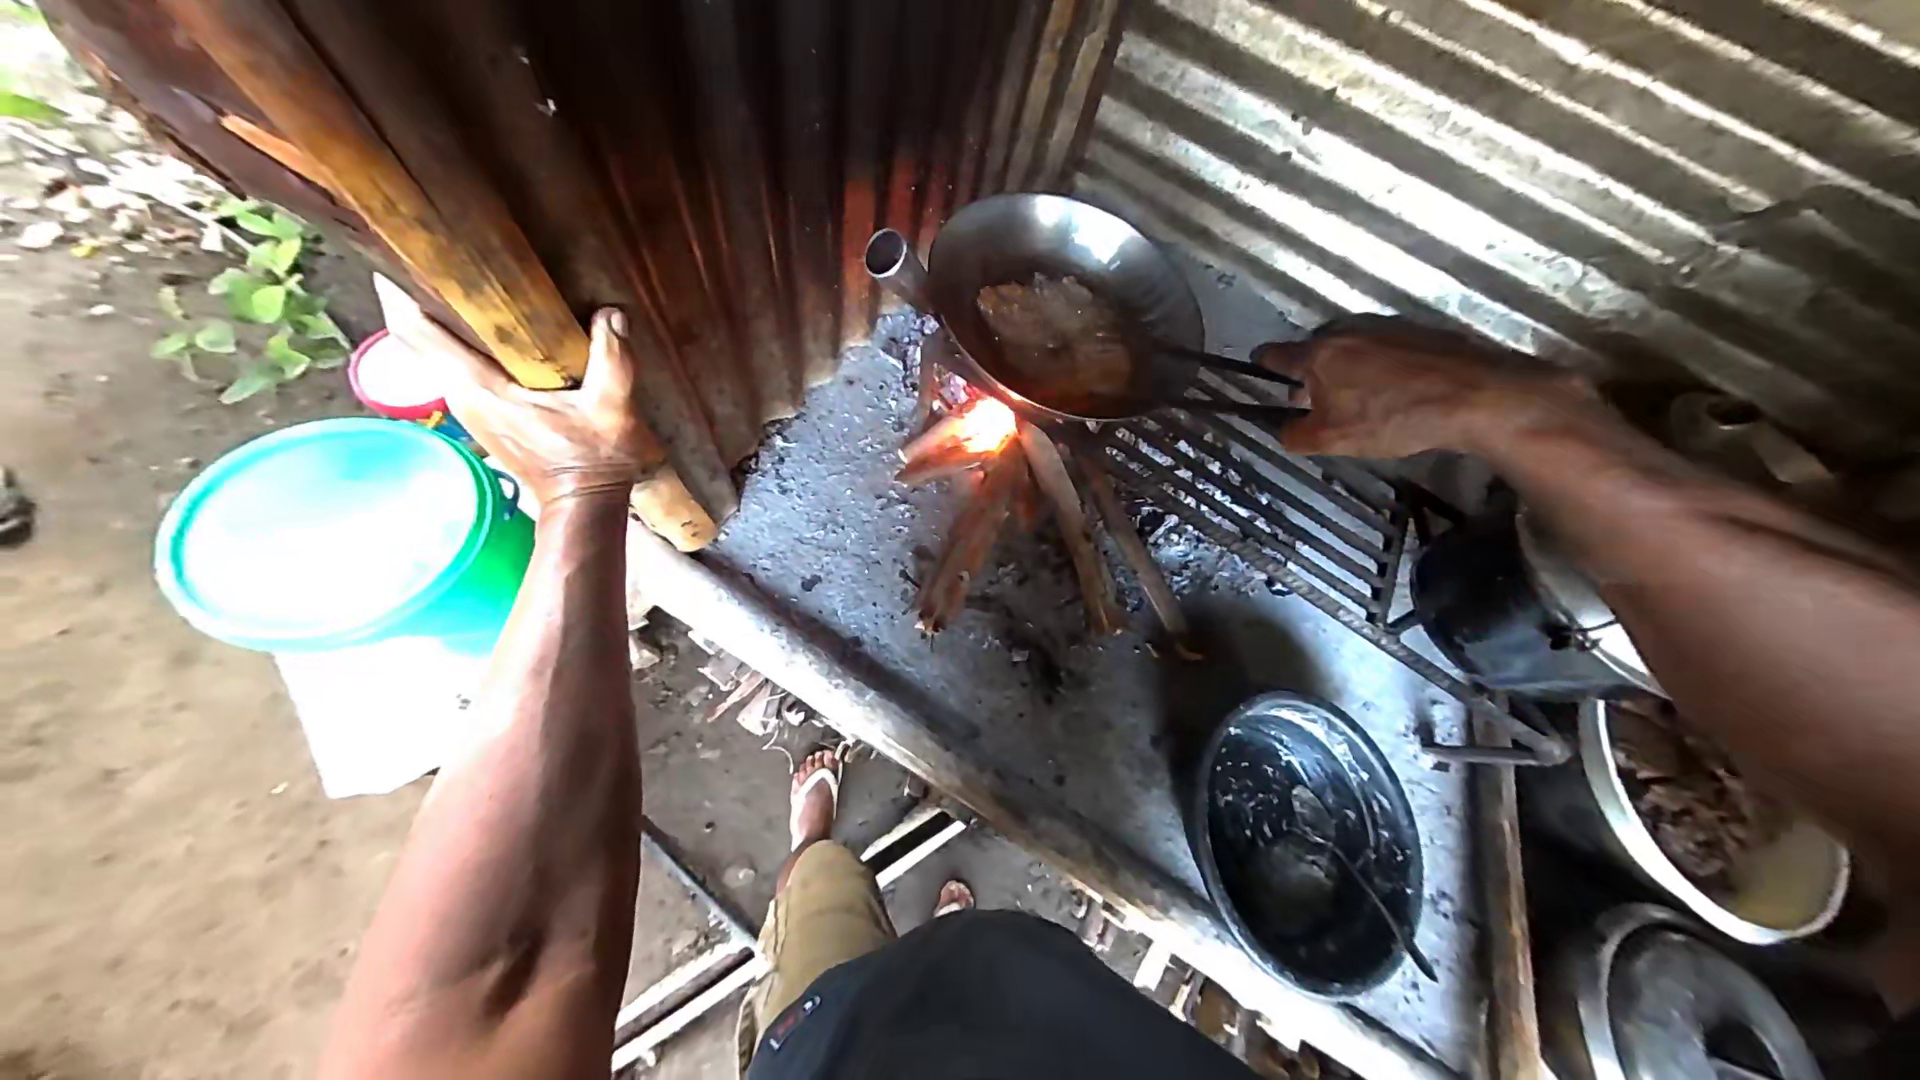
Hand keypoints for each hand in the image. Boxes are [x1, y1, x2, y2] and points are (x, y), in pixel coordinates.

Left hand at [375, 276, 651, 504]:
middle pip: (418, 337)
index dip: (398, 288)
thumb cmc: (595, 460)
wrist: (585, 502)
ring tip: (463, 285)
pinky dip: (461, 345)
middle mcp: (462, 396)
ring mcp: (470, 409)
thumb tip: (612, 315)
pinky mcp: (485, 417)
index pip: (415, 331)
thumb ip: (613, 360)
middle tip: (437, 256)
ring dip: (442, 320)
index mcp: (481, 388)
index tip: (395, 250)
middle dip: (420, 295)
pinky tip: (489, 332)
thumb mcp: (614, 409)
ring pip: (436, 354)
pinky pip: (457, 369)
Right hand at [1255, 316, 1600, 459]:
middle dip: (1307, 375)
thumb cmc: (1392, 418)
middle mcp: (1347, 331)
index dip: (1260, 366)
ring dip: (1342, 370)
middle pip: (1312, 351)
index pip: (1274, 354)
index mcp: (1318, 355)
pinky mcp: (1418, 332)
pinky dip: (1375, 366)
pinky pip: (1381, 347)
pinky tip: (1391, 392)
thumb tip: (1283, 431)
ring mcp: (1385, 327)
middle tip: (1314, 403)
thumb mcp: (1331, 440)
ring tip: (1355, 400)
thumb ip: (1294, 436)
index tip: (1256, 372)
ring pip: (1348, 348)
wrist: (1477, 397)